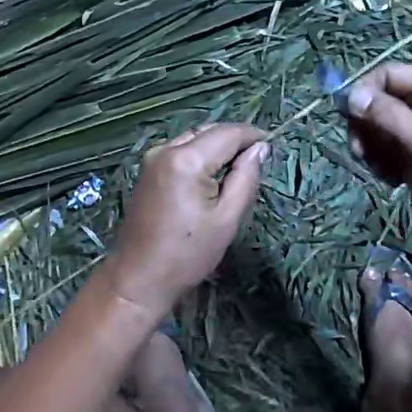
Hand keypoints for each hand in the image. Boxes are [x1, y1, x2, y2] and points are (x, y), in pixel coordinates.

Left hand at [103, 123, 268, 313]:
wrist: (138, 280)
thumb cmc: (187, 255)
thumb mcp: (226, 218)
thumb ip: (245, 177)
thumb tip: (260, 148)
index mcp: (186, 160)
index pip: (228, 134)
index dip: (253, 136)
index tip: (273, 144)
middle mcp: (166, 150)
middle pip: (209, 131)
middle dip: (236, 140)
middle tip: (258, 159)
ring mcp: (152, 159)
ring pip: (195, 139)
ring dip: (218, 147)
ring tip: (239, 169)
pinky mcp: (148, 170)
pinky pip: (181, 150)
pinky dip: (200, 155)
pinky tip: (213, 176)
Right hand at [343, 64, 411, 217]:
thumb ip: (388, 116)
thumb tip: (352, 95)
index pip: (388, 74)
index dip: (365, 93)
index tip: (350, 120)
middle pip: (381, 100)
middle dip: (368, 126)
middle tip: (361, 152)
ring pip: (382, 125)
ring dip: (375, 147)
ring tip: (384, 171)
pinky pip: (391, 143)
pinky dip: (386, 160)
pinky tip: (394, 177)